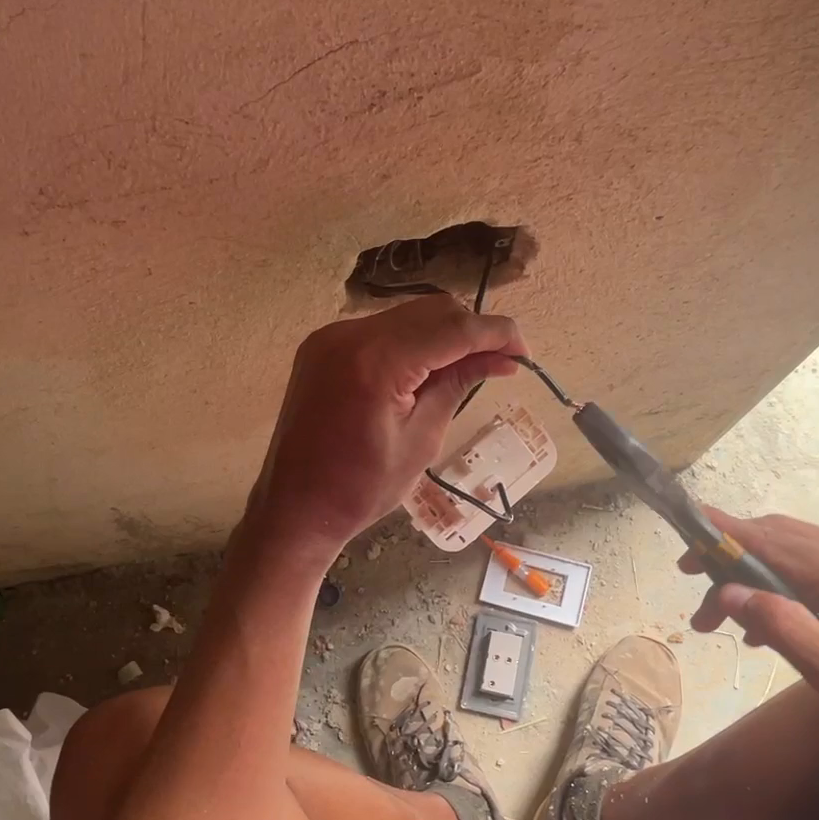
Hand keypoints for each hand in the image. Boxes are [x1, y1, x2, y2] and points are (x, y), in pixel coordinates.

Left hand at [244, 295, 527, 557]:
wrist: (294, 508)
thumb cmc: (360, 489)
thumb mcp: (421, 439)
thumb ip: (457, 386)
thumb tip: (501, 359)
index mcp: (376, 361)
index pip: (452, 328)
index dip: (495, 333)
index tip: (524, 352)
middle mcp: (349, 335)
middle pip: (430, 311)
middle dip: (471, 331)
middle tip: (500, 364)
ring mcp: (330, 338)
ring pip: (406, 317)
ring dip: (442, 335)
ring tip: (466, 371)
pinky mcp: (321, 348)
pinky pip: (380, 331)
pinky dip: (410, 343)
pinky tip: (426, 372)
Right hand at [681, 509, 818, 782]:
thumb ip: (785, 627)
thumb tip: (729, 591)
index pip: (778, 541)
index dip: (727, 534)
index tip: (685, 528)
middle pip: (787, 540)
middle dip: (734, 559)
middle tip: (694, 591)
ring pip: (802, 558)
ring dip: (756, 579)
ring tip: (720, 620)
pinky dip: (785, 592)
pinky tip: (769, 626)